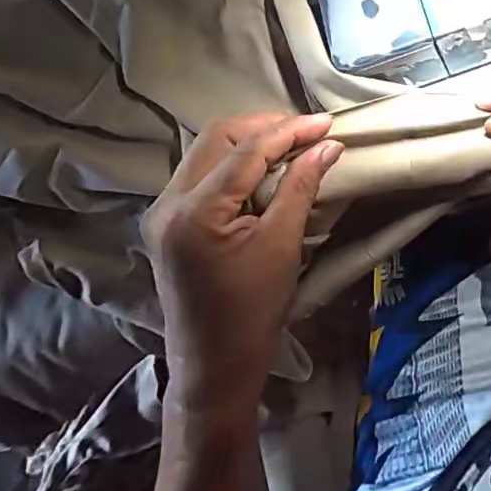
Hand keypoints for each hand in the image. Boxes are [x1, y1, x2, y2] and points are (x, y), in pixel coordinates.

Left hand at [144, 113, 343, 419]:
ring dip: (249, 142)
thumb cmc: (252, 312)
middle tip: (307, 131)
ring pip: (207, 150)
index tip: (326, 122)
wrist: (214, 367)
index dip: (289, 131)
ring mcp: (161, 211)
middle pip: (217, 137)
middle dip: (265, 127)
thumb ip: (301, 186)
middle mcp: (167, 203)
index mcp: (193, 212)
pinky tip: (263, 168)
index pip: (245, 150)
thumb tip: (328, 145)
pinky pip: (201, 172)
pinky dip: (234, 162)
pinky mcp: (167, 221)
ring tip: (291, 144)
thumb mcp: (282, 245)